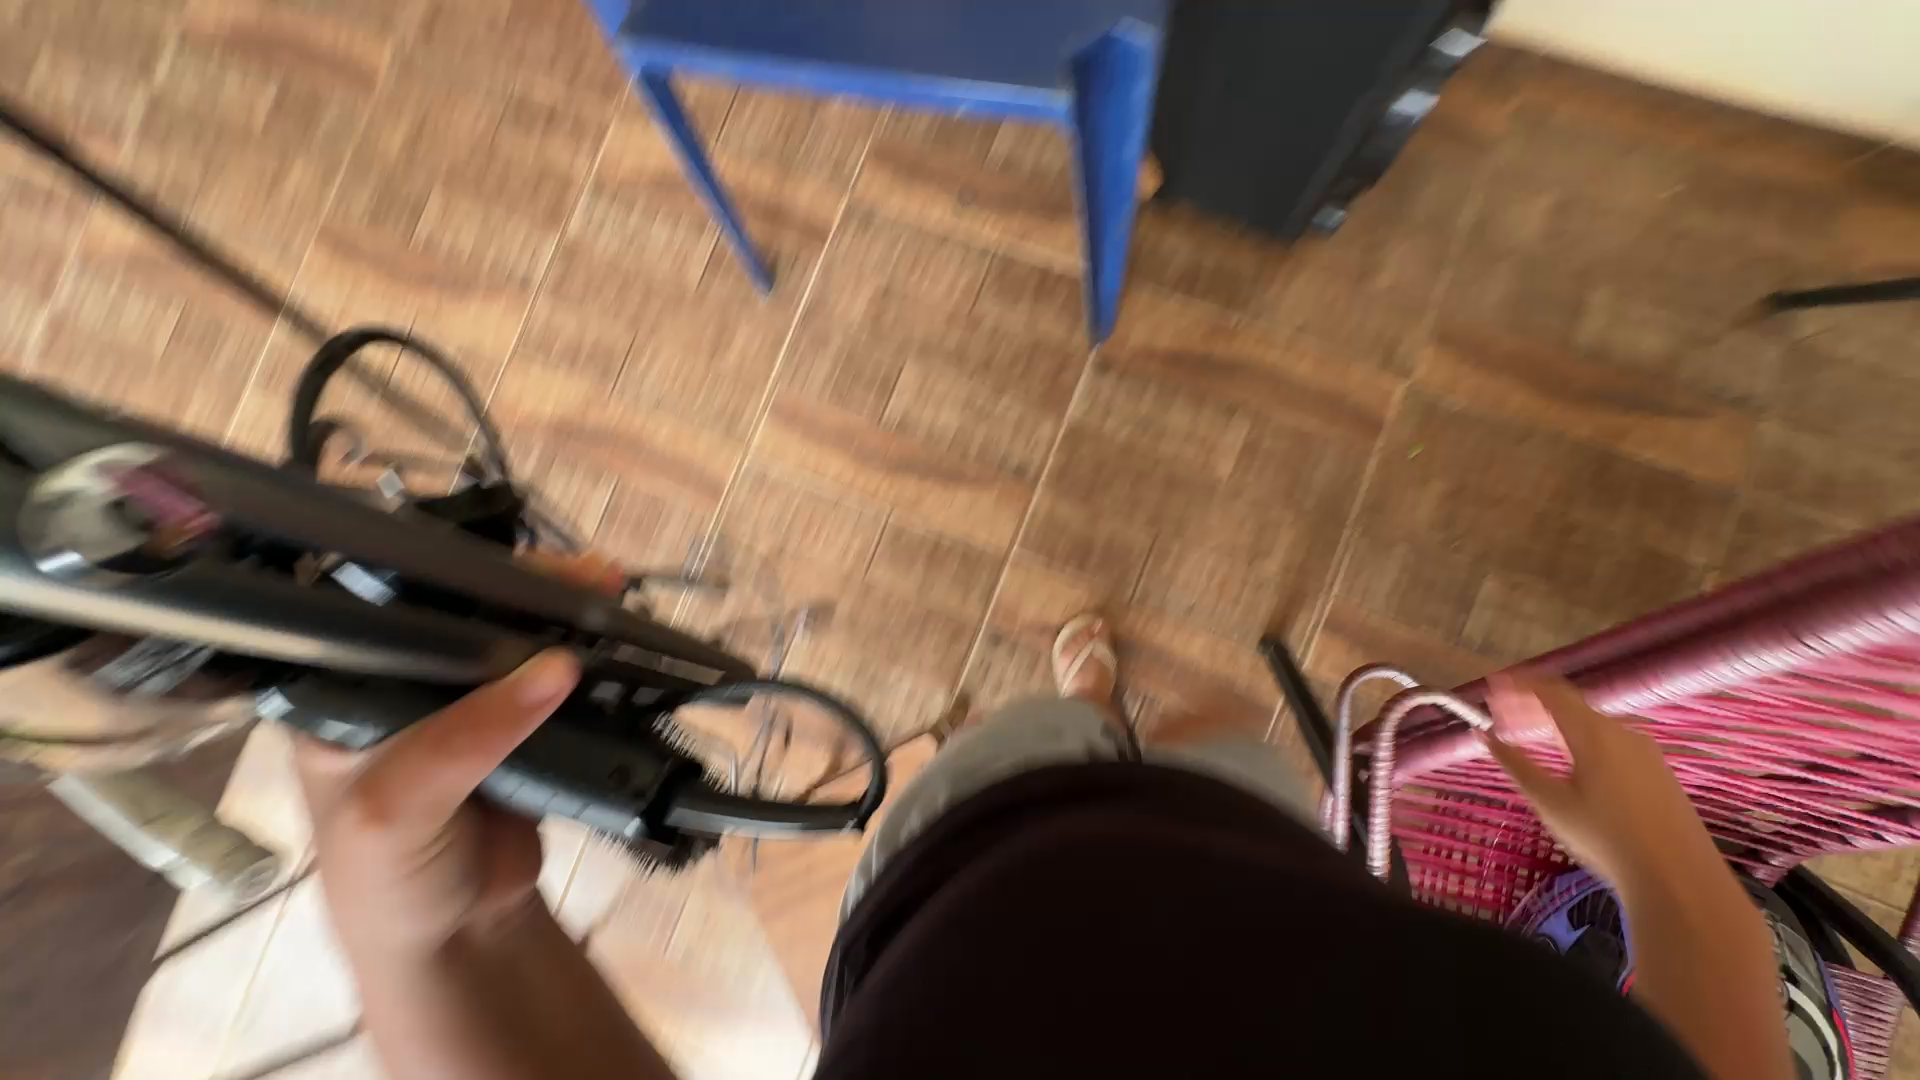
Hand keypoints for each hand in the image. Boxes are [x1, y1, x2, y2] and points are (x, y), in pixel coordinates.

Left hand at [295, 553, 621, 959]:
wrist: (460, 936)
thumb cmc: (393, 877)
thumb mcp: (403, 807)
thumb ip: (469, 736)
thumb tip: (562, 665)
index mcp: (347, 690)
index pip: (399, 611)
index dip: (462, 580)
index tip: (530, 569)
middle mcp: (405, 685)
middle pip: (468, 615)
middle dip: (531, 589)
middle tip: (594, 577)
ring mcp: (467, 704)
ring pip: (517, 640)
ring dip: (567, 615)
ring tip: (615, 589)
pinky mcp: (520, 725)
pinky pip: (553, 679)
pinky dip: (588, 655)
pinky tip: (618, 634)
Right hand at [1480, 673, 1727, 899]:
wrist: (1680, 880)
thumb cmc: (1603, 836)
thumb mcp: (1548, 800)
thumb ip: (1513, 762)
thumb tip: (1483, 733)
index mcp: (1593, 734)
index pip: (1551, 692)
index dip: (1518, 685)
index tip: (1491, 687)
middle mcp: (1623, 734)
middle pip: (1572, 705)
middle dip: (1533, 705)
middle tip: (1502, 715)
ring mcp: (1647, 754)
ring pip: (1593, 724)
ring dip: (1557, 722)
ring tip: (1531, 736)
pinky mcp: (1659, 773)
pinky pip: (1612, 741)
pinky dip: (1581, 738)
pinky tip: (1570, 761)